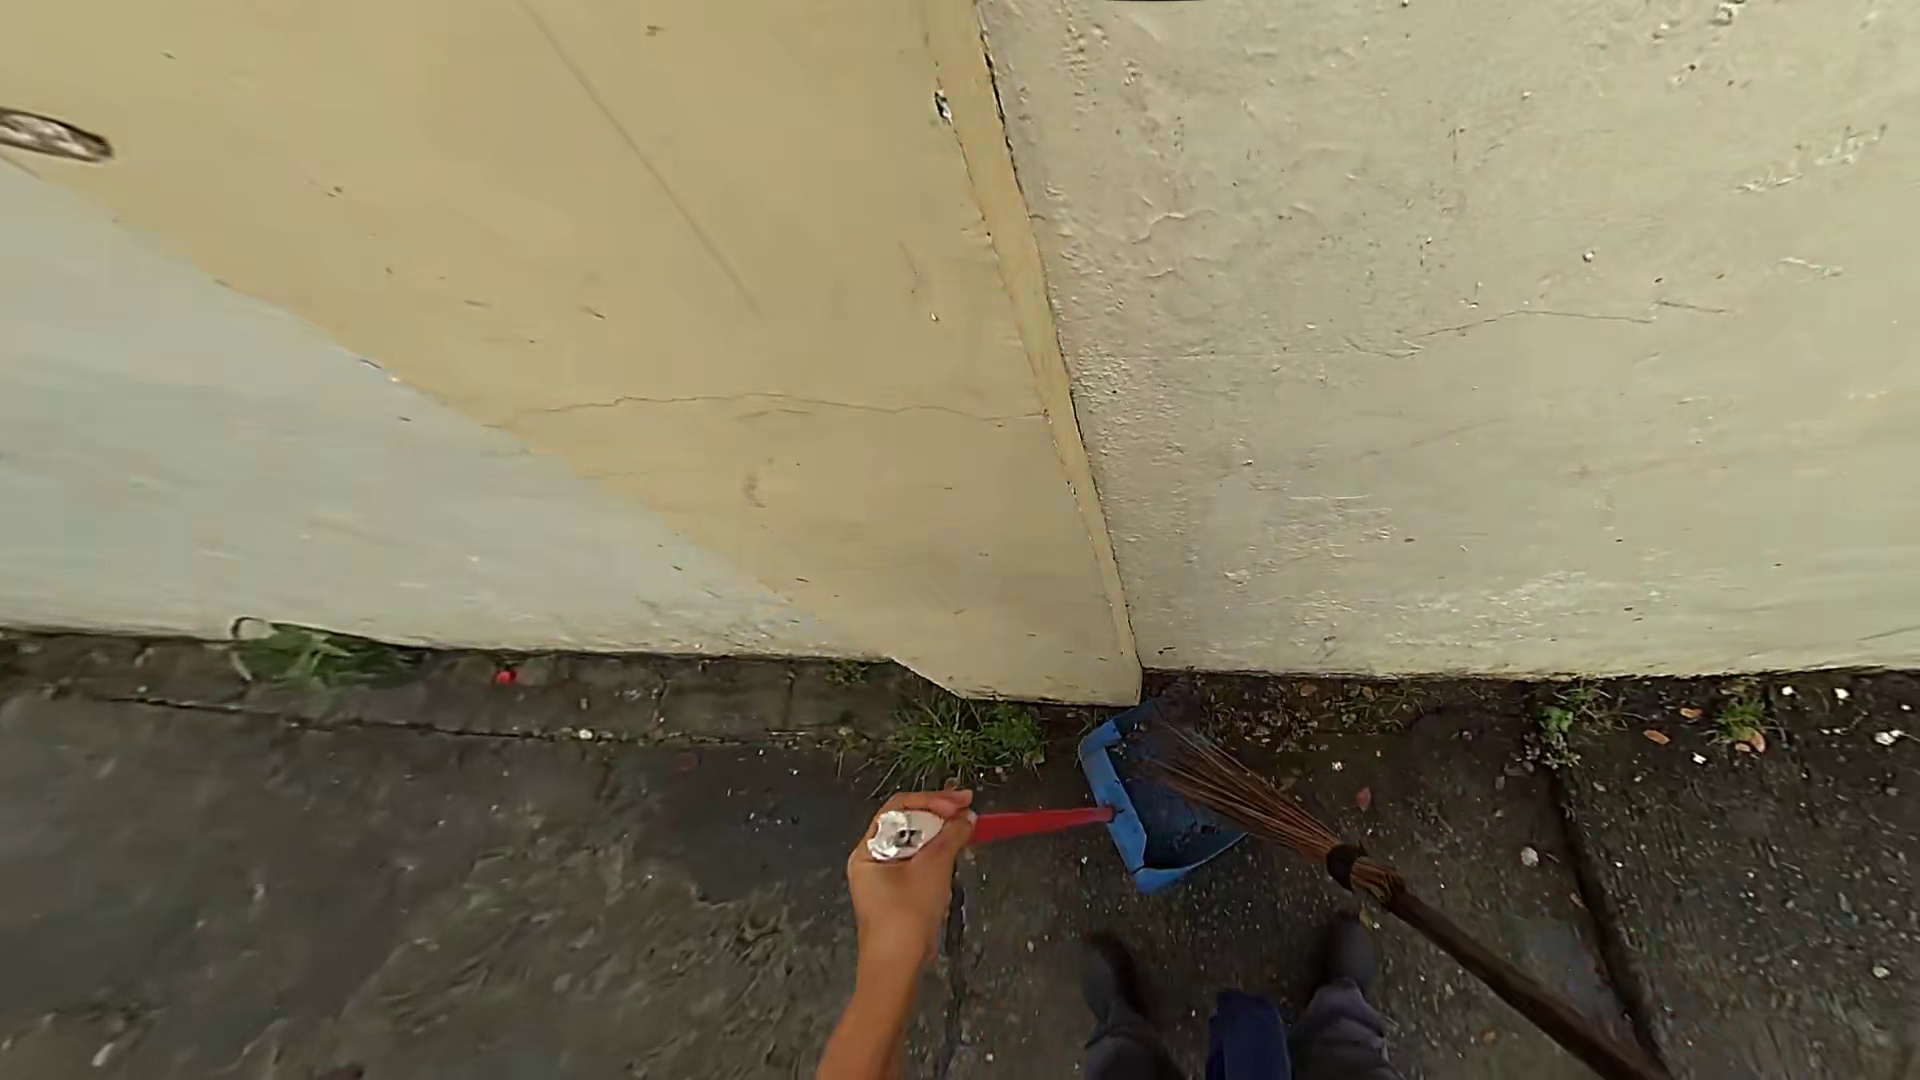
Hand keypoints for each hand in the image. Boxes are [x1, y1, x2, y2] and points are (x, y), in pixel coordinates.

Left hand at [846, 790, 974, 976]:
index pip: (900, 807)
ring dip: (940, 835)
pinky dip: (936, 856)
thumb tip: (968, 818)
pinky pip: (917, 863)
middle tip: (967, 810)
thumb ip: (951, 836)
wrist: (897, 975)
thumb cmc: (907, 917)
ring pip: (914, 843)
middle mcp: (871, 858)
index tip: (961, 802)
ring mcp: (883, 877)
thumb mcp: (933, 869)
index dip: (932, 800)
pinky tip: (953, 857)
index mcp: (868, 849)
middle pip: (906, 823)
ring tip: (965, 830)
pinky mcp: (897, 894)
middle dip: (938, 816)